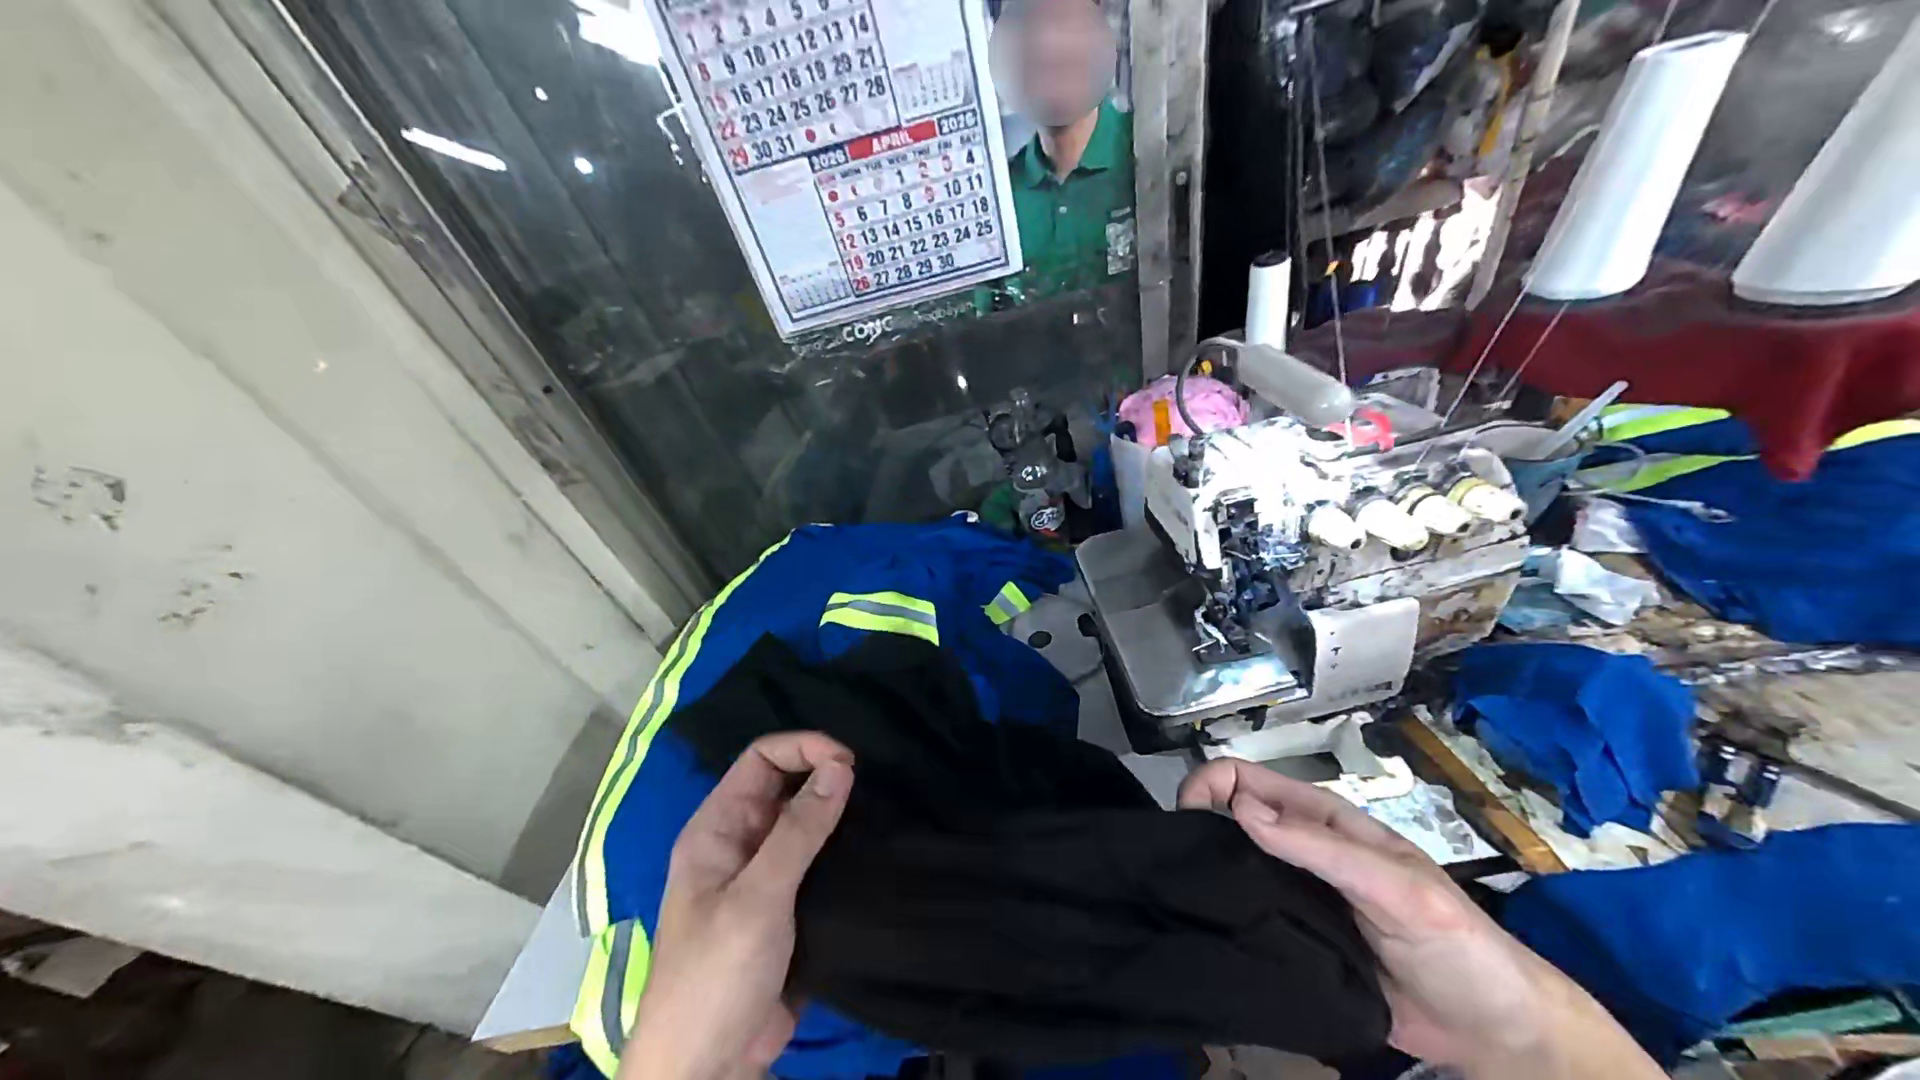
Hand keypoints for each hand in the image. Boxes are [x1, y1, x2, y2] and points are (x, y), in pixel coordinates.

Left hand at [620, 733, 854, 1079]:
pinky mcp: (788, 905)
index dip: (803, 748)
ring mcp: (763, 875)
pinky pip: (817, 859)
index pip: (761, 759)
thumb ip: (800, 830)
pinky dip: (843, 846)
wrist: (706, 1069)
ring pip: (805, 821)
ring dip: (838, 811)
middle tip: (871, 786)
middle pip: (785, 785)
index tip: (849, 762)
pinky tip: (873, 847)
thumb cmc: (717, 975)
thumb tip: (841, 764)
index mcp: (717, 827)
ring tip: (881, 809)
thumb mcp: (758, 898)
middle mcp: (740, 842)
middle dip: (824, 775)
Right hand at [1177, 760, 1661, 1078]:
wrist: (1495, 1033)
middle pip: (1228, 818)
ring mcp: (1292, 893)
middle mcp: (1298, 849)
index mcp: (1320, 820)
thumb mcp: (1396, 887)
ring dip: (1203, 873)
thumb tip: (1239, 807)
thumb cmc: (1457, 945)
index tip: (1184, 821)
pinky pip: (1243, 916)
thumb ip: (1321, 846)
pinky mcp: (1291, 937)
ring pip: (1230, 867)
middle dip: (1195, 828)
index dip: (1209, 786)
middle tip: (1174, 865)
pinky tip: (1201, 929)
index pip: (1247, 780)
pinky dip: (1219, 915)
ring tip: (1177, 897)